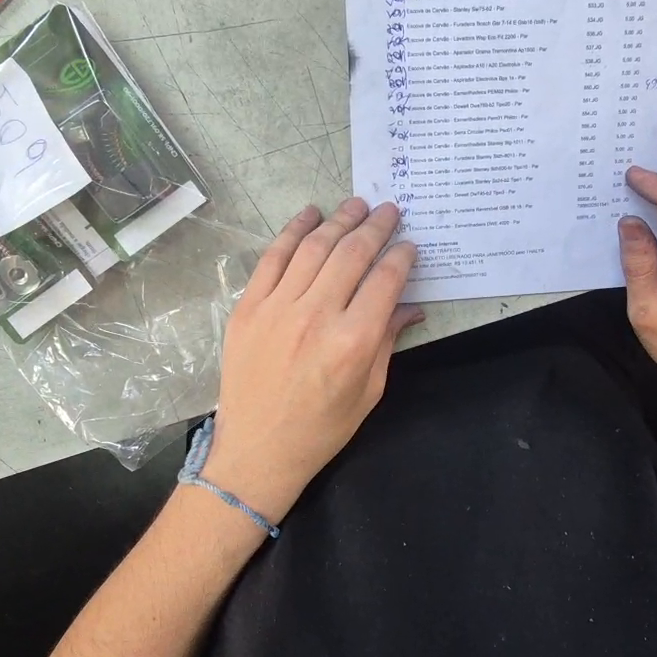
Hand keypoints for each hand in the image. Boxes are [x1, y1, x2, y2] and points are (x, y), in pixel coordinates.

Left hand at [203, 198, 421, 523]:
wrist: (258, 450)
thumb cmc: (321, 429)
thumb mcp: (368, 392)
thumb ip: (387, 341)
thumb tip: (409, 306)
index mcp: (353, 342)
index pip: (385, 281)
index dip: (401, 257)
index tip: (409, 245)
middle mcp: (316, 317)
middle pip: (351, 254)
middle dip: (375, 227)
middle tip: (388, 210)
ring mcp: (277, 309)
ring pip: (313, 248)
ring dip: (338, 221)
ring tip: (355, 205)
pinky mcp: (248, 308)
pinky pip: (273, 258)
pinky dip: (292, 232)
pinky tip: (309, 216)